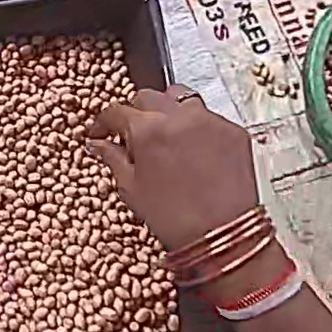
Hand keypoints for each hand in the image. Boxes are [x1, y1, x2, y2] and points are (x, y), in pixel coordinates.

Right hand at [86, 86, 259, 251]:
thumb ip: (112, 158)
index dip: (103, 123)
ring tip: (163, 135)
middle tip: (130, 135)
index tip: (101, 132)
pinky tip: (189, 150)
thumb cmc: (174, 217)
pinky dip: (193, 126)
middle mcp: (179, 116)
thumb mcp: (131, 187)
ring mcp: (209, 121)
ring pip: (180, 98)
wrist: (222, 234)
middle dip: (134, 113)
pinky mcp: (233, 131)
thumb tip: (99, 144)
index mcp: (148, 130)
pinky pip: (207, 117)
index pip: (116, 112)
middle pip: (147, 97)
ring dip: (165, 111)